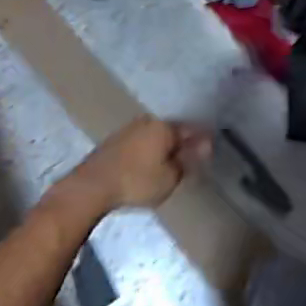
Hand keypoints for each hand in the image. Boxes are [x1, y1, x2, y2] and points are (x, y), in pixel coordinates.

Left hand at [59, 116, 211, 214]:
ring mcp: (129, 128)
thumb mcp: (170, 177)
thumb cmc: (137, 181)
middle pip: (171, 129)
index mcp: (163, 127)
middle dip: (182, 141)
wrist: (94, 184)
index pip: (190, 129)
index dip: (202, 139)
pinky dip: (150, 149)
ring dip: (164, 145)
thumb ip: (188, 159)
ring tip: (172, 162)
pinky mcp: (116, 139)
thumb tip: (205, 145)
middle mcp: (146, 122)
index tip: (211, 148)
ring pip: (155, 134)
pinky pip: (142, 140)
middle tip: (192, 157)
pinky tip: (151, 161)